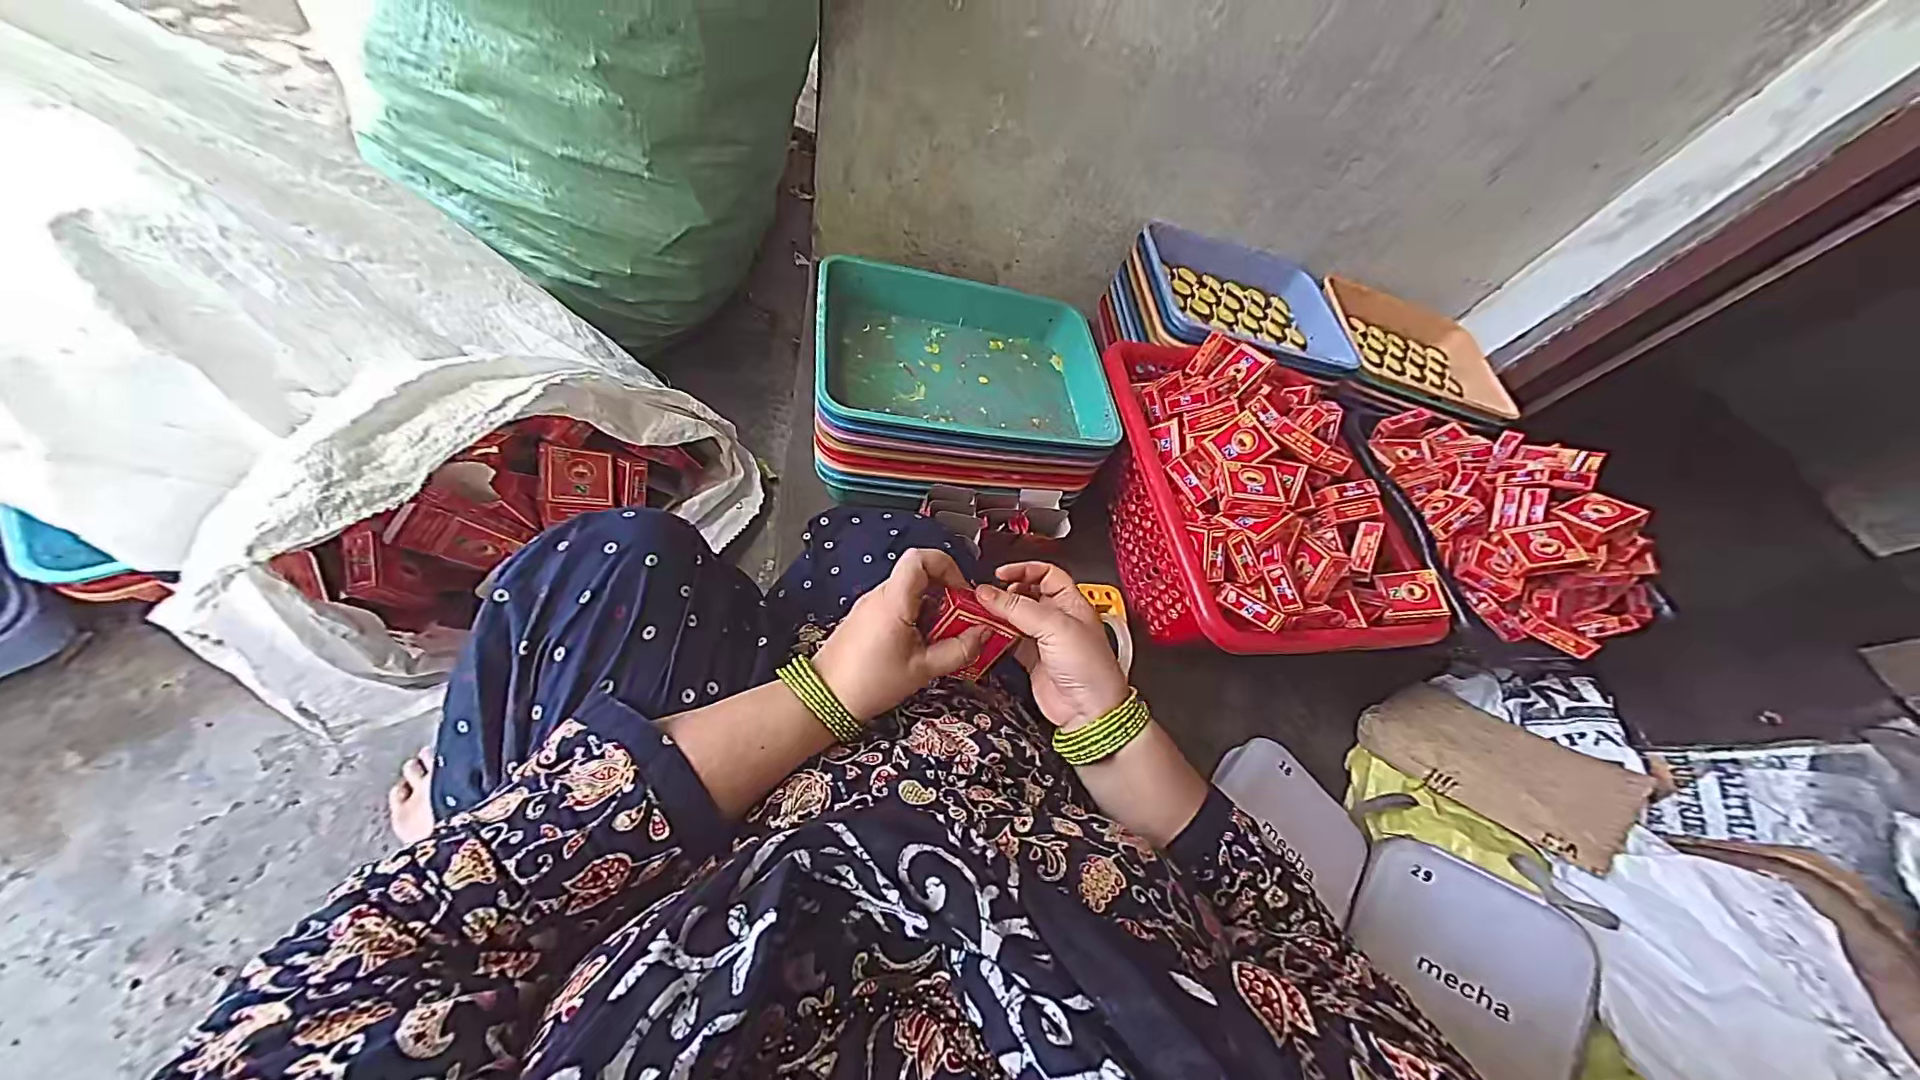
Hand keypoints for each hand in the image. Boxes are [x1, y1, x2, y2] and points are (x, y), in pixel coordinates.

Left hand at [810, 548, 989, 720]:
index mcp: (893, 601)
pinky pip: (898, 604)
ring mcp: (871, 605)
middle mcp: (880, 596)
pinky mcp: (867, 617)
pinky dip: (917, 617)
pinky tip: (921, 644)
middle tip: (960, 621)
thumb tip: (983, 634)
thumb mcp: (923, 670)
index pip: (921, 557)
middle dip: (947, 593)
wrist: (825, 698)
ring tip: (940, 638)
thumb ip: (959, 650)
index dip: (948, 567)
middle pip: (921, 574)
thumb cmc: (868, 684)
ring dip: (933, 608)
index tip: (962, 593)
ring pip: (911, 591)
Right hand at [974, 562, 1128, 730]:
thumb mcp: (1055, 626)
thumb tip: (989, 592)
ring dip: (998, 613)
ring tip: (982, 612)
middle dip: (1006, 592)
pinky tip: (987, 633)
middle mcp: (1058, 618)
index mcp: (1071, 602)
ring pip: (1015, 617)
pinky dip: (996, 636)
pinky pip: (1009, 640)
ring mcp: (1044, 639)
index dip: (1023, 570)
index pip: (1045, 574)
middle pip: (1026, 594)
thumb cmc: (1091, 670)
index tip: (1001, 574)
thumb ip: (1019, 608)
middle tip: (988, 595)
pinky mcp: (1032, 659)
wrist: (1089, 712)